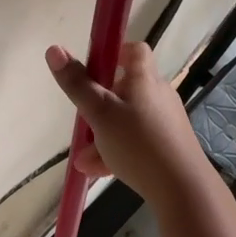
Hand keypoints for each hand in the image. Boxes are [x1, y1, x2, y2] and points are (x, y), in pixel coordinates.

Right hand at [45, 41, 212, 206]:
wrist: (181, 186)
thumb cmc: (138, 144)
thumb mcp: (100, 114)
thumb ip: (77, 85)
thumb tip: (54, 49)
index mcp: (145, 79)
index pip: (134, 51)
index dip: (114, 54)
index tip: (95, 68)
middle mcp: (159, 95)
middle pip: (126, 90)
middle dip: (100, 106)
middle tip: (83, 122)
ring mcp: (165, 123)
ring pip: (128, 122)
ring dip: (103, 136)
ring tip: (83, 160)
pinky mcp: (168, 147)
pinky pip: (137, 144)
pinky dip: (117, 153)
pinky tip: (97, 172)